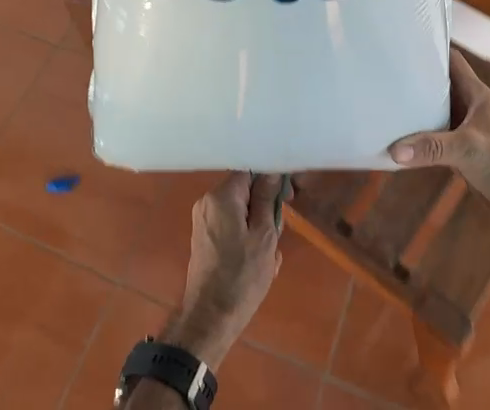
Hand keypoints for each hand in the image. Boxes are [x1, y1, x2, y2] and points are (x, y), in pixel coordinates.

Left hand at [165, 173, 285, 367]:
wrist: (210, 317)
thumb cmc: (242, 276)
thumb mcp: (264, 236)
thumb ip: (266, 200)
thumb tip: (271, 173)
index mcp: (221, 197)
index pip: (248, 171)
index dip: (269, 180)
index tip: (287, 198)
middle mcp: (207, 203)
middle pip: (243, 191)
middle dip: (264, 208)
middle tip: (278, 233)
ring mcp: (203, 221)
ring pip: (239, 212)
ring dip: (257, 227)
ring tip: (268, 254)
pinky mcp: (203, 239)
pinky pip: (230, 227)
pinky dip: (245, 238)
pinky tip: (258, 262)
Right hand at [391, 51, 489, 214]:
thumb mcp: (467, 149)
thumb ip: (431, 147)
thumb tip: (394, 149)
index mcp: (477, 96)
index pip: (453, 61)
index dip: (432, 50)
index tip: (405, 45)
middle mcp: (471, 108)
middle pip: (441, 85)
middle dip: (417, 79)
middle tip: (386, 72)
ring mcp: (466, 129)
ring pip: (437, 110)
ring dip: (417, 107)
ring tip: (387, 99)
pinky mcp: (462, 150)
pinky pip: (436, 134)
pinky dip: (420, 133)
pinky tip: (401, 135)